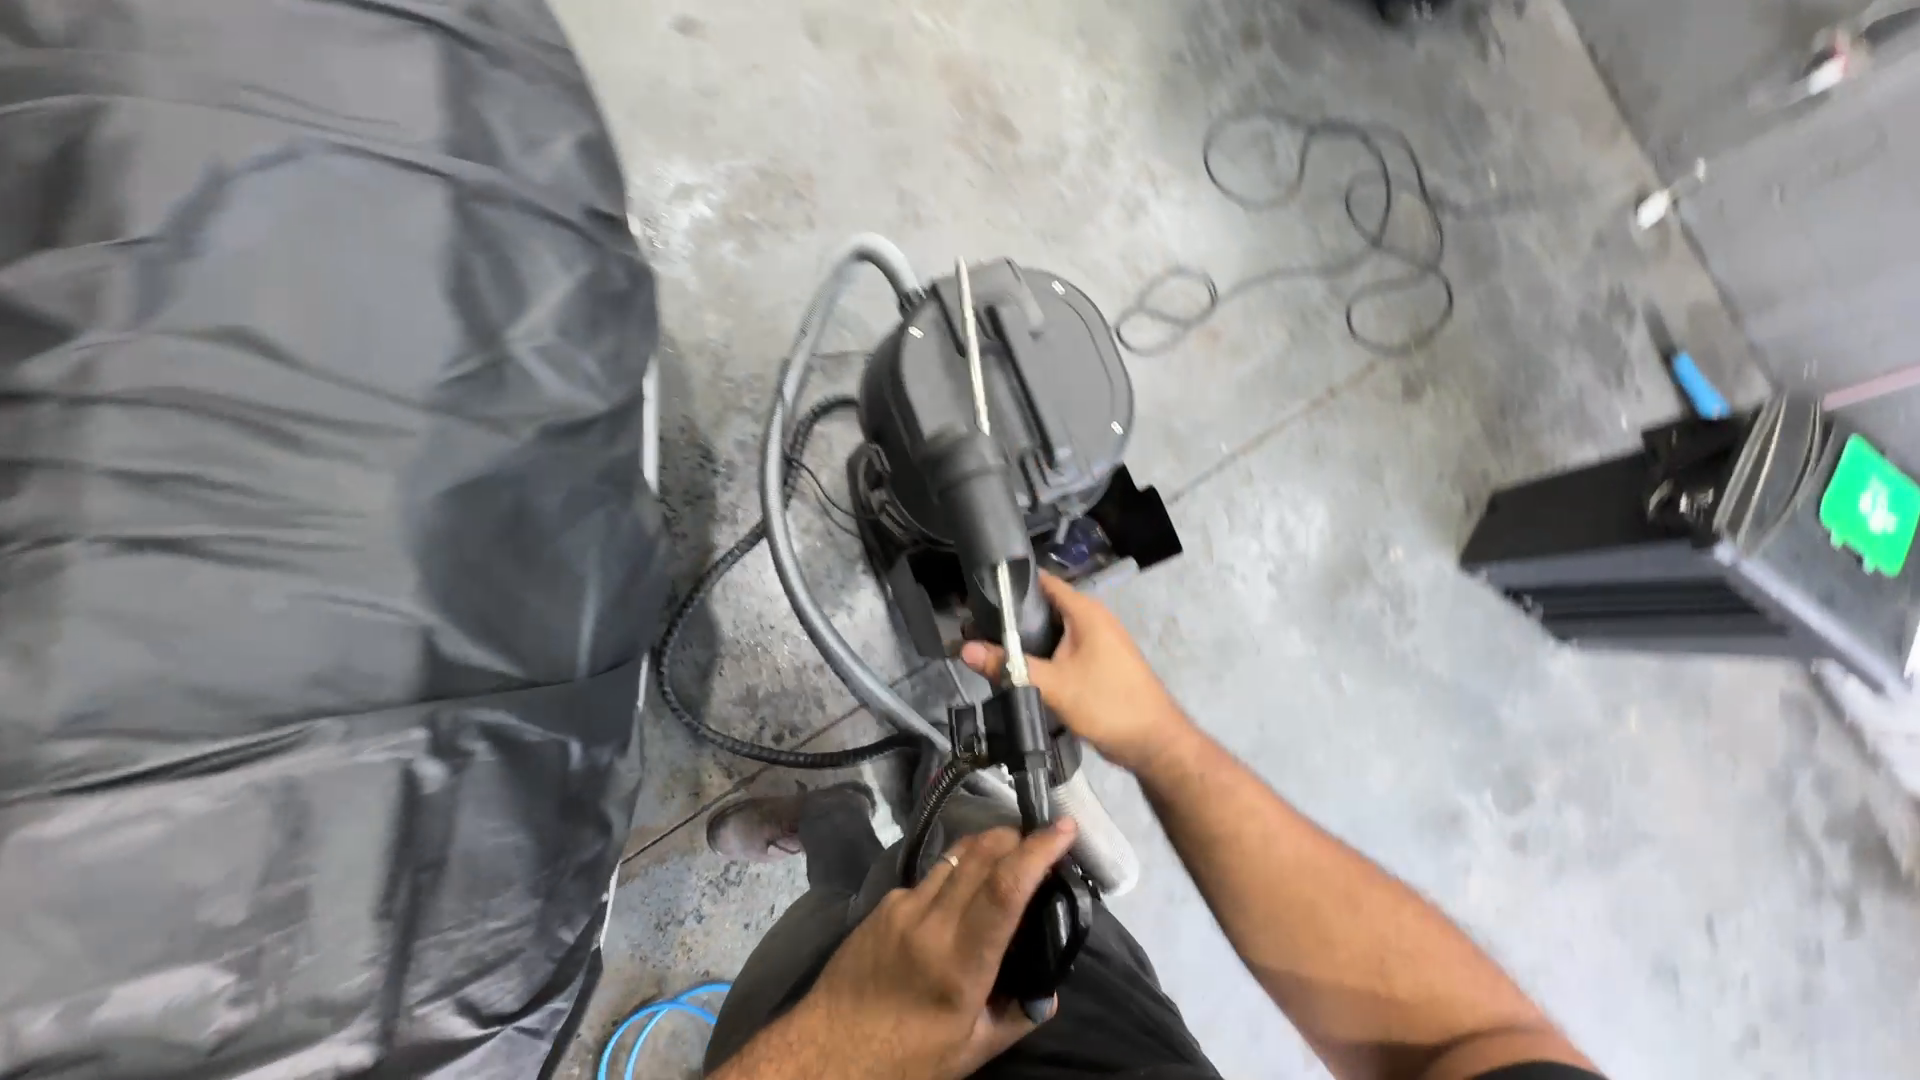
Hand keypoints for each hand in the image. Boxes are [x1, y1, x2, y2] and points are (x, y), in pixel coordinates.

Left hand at [784, 822, 1078, 1079]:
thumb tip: (1048, 992)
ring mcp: (902, 908)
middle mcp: (930, 924)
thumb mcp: (970, 1052)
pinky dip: (954, 873)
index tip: (1064, 828)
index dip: (1037, 852)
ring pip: (954, 857)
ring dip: (987, 846)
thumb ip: (1015, 1017)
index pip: (1004, 890)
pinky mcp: (882, 905)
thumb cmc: (904, 1060)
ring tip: (1009, 852)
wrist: (826, 1052)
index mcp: (959, 965)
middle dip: (1017, 835)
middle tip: (1043, 836)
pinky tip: (961, 892)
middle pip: (981, 855)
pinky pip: (929, 877)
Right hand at [961, 573, 1191, 772]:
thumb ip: (1008, 666)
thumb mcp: (1052, 684)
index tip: (978, 593)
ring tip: (988, 648)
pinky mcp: (1096, 663)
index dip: (1010, 584)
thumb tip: (964, 649)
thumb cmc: (1107, 703)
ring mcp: (1096, 642)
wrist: (1152, 742)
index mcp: (1085, 611)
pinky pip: (1062, 650)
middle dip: (1011, 617)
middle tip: (975, 628)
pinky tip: (1017, 670)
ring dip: (1025, 640)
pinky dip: (1040, 656)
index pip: (1042, 582)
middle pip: (1043, 608)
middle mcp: (1092, 619)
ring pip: (1052, 632)